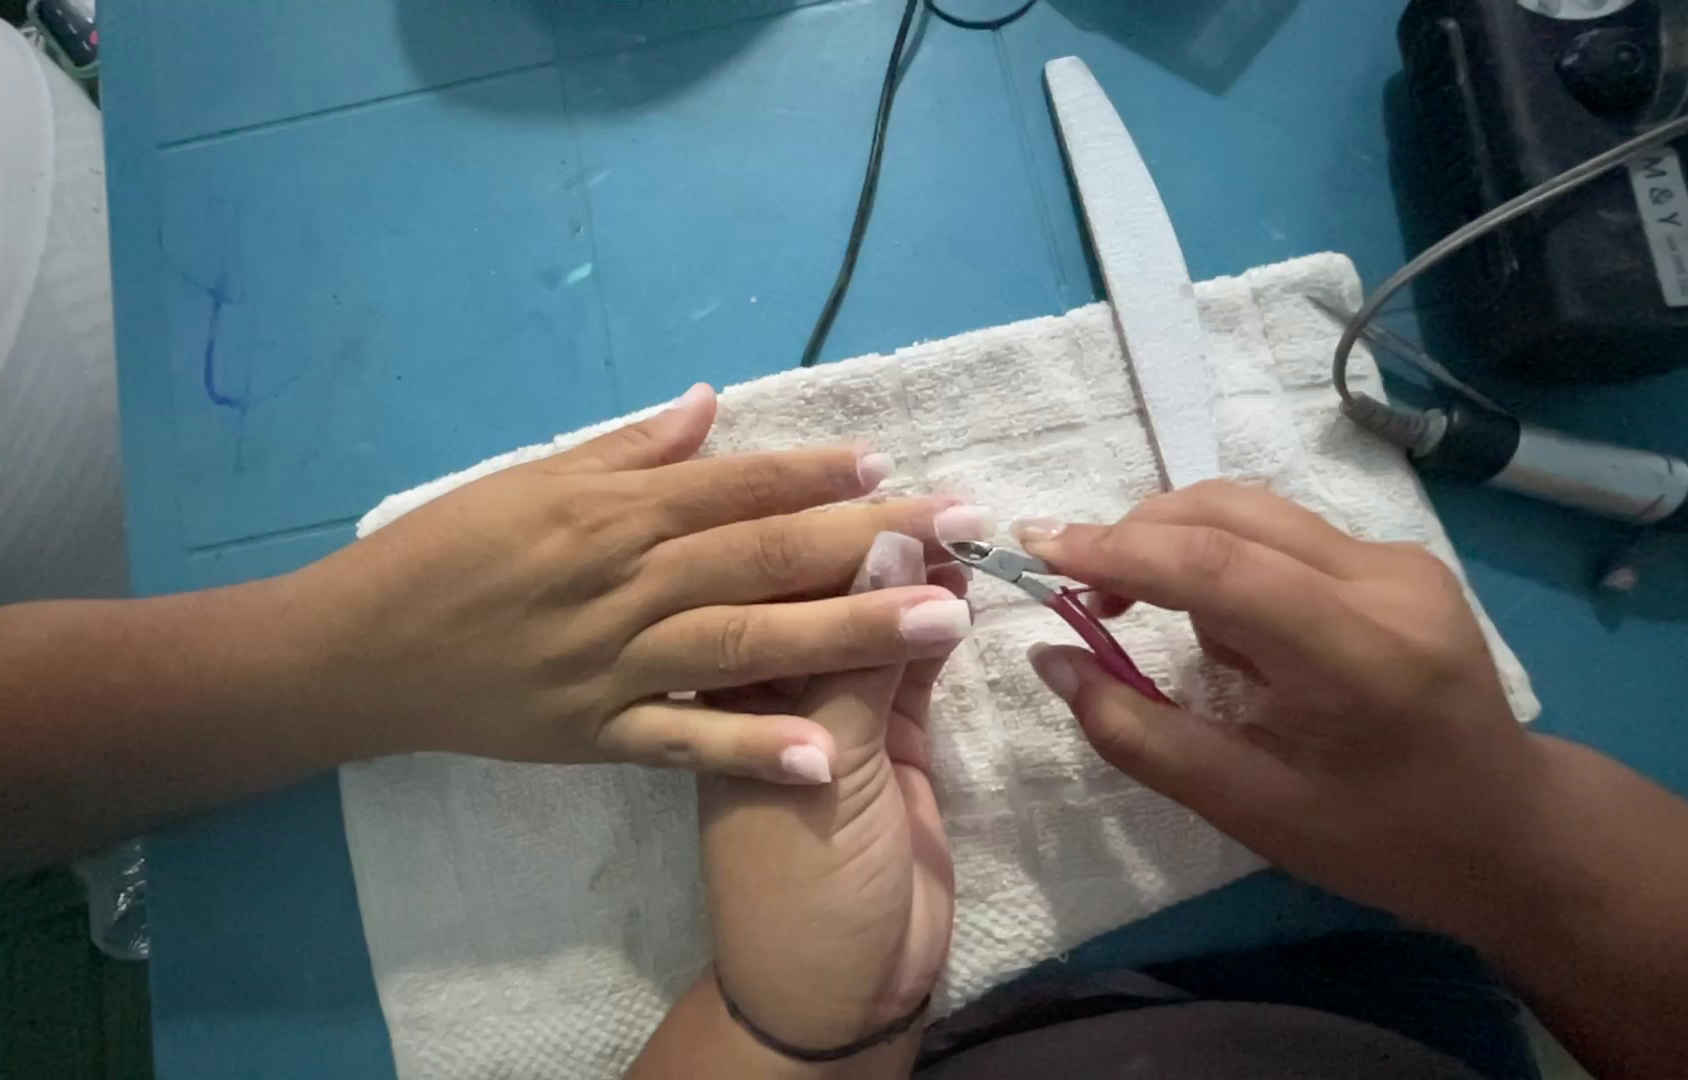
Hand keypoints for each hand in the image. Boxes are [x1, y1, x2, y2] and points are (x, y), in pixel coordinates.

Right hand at [273, 385, 972, 782]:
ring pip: (745, 641)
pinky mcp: (595, 736)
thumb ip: (628, 445)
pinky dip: (748, 747)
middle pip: (763, 556)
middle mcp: (624, 581)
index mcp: (610, 512)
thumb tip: (710, 402)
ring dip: (846, 634)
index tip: (889, 465)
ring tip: (937, 625)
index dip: (815, 473)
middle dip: (867, 540)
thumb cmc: (449, 551)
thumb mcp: (530, 478)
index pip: (734, 487)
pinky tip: (824, 754)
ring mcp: (614, 664)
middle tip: (960, 533)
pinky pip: (681, 741)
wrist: (359, 650)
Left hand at [699, 533, 956, 1051]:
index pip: (767, 585)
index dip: (817, 531)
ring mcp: (833, 705)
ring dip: (914, 580)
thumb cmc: (799, 877)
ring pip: (871, 622)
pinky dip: (937, 629)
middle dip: (878, 546)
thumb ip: (854, 659)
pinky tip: (961, 589)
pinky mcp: (884, 734)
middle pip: (825, 595)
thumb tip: (886, 549)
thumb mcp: (823, 766)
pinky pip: (910, 665)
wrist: (843, 986)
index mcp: (726, 682)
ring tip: (960, 529)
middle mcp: (772, 681)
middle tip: (939, 499)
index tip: (868, 478)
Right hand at [1018, 480, 1538, 930]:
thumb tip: (1049, 657)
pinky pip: (1262, 528)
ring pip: (1238, 508)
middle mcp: (1385, 581)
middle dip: (1128, 539)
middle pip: (1223, 515)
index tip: (1033, 548)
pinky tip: (1203, 616)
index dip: (1116, 550)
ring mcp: (1392, 559)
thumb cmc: (1374, 835)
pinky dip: (1201, 553)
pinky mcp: (1383, 556)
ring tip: (1124, 602)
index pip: (1219, 570)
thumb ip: (1131, 730)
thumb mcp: (1239, 805)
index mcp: (1362, 655)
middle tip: (1072, 589)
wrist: (1512, 831)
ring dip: (1161, 541)